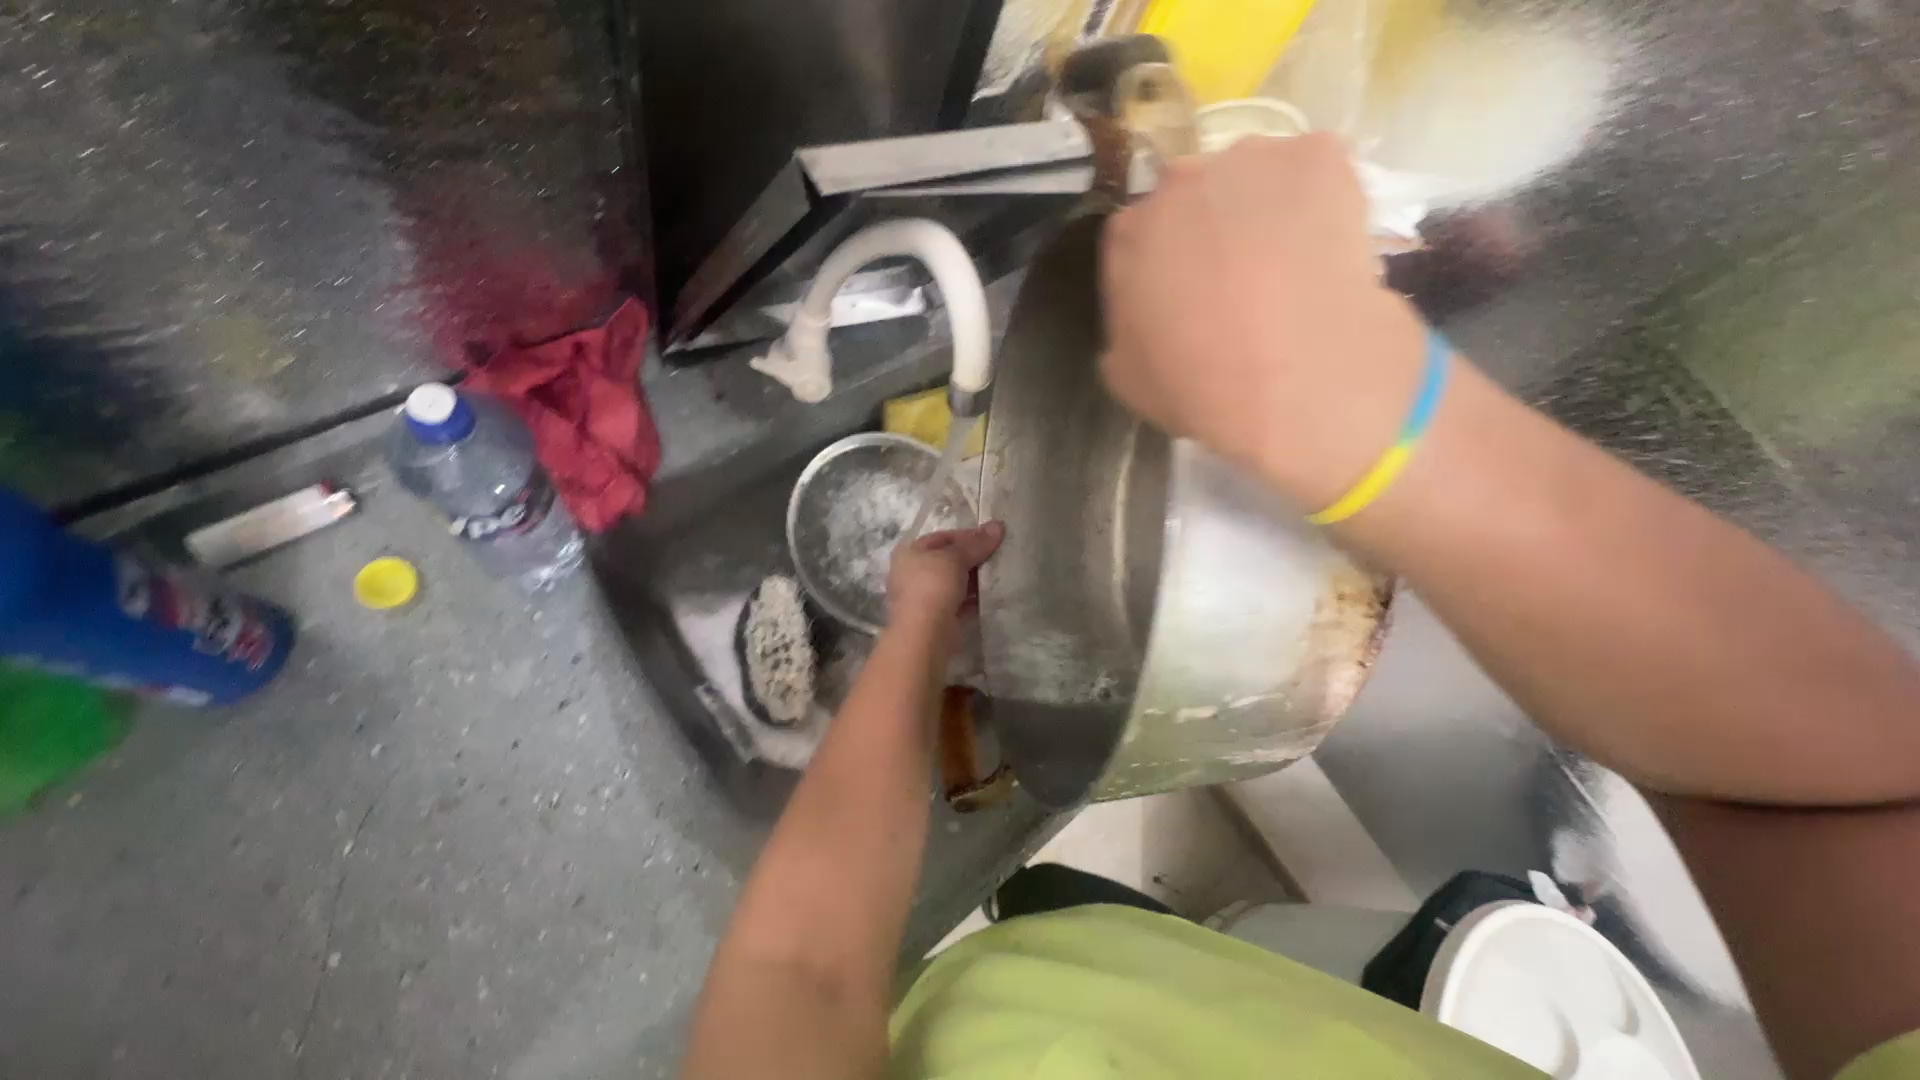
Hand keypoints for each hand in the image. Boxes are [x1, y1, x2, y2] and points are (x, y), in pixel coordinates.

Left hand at [887, 521, 1004, 627]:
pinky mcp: (935, 617)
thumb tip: (998, 525)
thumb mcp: (956, 558)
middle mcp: (912, 572)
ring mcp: (922, 596)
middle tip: (998, 557)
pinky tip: (991, 596)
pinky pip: (957, 602)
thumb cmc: (933, 585)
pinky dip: (973, 599)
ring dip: (975, 580)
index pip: (942, 537)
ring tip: (998, 575)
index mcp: (910, 552)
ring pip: (954, 582)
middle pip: (948, 560)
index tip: (992, 539)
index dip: (968, 536)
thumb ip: (977, 543)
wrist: (924, 633)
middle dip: (973, 559)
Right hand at [1099, 133, 1430, 509]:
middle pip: (1198, 195)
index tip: (1192, 292)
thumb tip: (1144, 316)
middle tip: (1244, 279)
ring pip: (1259, 178)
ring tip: (1296, 266)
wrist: (1289, 383)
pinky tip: (1332, 247)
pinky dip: (1327, 200)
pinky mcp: (1316, 156)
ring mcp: (1249, 160)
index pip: (1142, 234)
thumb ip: (1127, 327)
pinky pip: (1319, 171)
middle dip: (1216, 228)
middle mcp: (1180, 181)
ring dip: (1270, 209)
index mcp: (1128, 235)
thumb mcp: (1127, 376)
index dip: (1170, 261)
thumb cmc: (1199, 387)